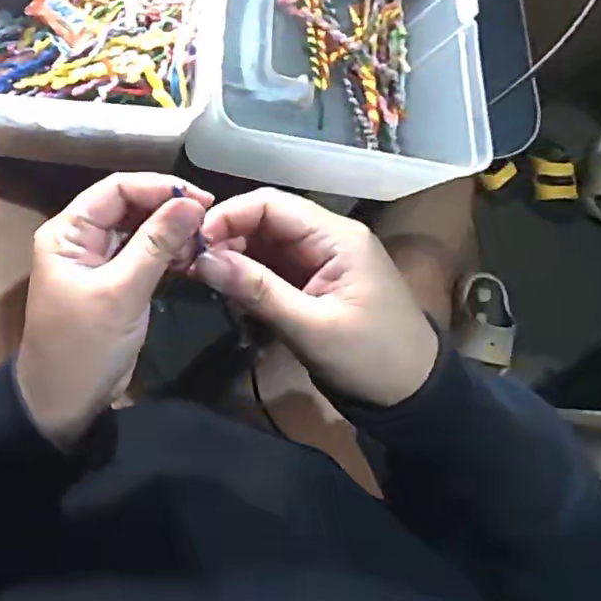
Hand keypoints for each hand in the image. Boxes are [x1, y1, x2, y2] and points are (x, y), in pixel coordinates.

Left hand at [16, 173, 212, 447]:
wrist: (64, 403)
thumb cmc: (83, 346)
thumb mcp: (120, 293)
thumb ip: (155, 245)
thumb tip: (191, 203)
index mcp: (68, 231)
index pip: (115, 188)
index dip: (159, 187)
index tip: (202, 199)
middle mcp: (81, 237)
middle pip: (129, 205)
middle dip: (168, 208)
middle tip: (210, 221)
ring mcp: (98, 260)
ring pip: (140, 229)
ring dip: (171, 231)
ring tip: (206, 239)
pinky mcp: (115, 281)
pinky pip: (144, 254)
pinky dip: (168, 253)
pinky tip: (193, 257)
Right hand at [190, 189, 437, 407]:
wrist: (413, 396)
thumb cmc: (372, 359)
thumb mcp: (312, 328)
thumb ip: (257, 290)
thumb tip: (201, 260)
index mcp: (336, 237)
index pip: (272, 204)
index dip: (229, 216)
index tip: (193, 242)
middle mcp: (325, 238)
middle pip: (263, 220)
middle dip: (224, 236)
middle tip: (187, 261)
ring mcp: (317, 259)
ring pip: (261, 242)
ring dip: (229, 255)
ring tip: (195, 273)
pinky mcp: (309, 280)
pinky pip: (268, 265)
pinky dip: (243, 274)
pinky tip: (219, 285)